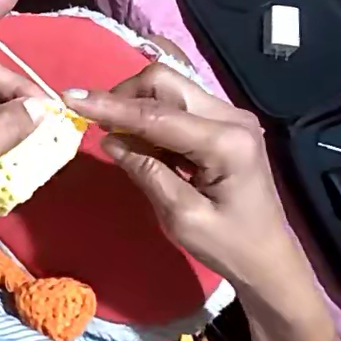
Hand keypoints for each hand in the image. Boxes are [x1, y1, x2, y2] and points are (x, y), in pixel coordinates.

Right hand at [69, 64, 312, 294]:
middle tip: (98, 124)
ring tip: (118, 138)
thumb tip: (110, 140)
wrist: (268, 259)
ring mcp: (230, 116)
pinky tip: (141, 144)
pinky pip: (178, 107)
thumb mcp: (181, 217)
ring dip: (136, 107)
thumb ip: (146, 171)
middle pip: (165, 82)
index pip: (155, 115)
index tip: (71, 98)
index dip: (110, 106)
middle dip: (125, 96)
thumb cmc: (229, 246)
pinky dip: (152, 119)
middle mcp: (231, 116)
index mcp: (226, 142)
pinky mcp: (224, 123)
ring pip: (170, 89)